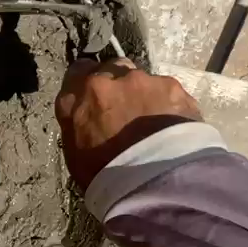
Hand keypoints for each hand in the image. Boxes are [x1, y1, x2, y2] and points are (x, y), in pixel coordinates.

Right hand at [53, 58, 203, 190]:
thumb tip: (87, 115)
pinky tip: (170, 125)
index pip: (77, 71)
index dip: (86, 83)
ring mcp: (142, 80)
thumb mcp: (74, 150)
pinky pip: (167, 90)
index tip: (93, 97)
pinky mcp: (173, 86)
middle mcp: (108, 79)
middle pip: (112, 69)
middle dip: (116, 84)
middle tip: (123, 109)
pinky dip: (166, 103)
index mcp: (77, 96)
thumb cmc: (104, 172)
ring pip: (141, 79)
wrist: (152, 177)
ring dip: (143, 94)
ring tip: (151, 122)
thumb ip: (78, 121)